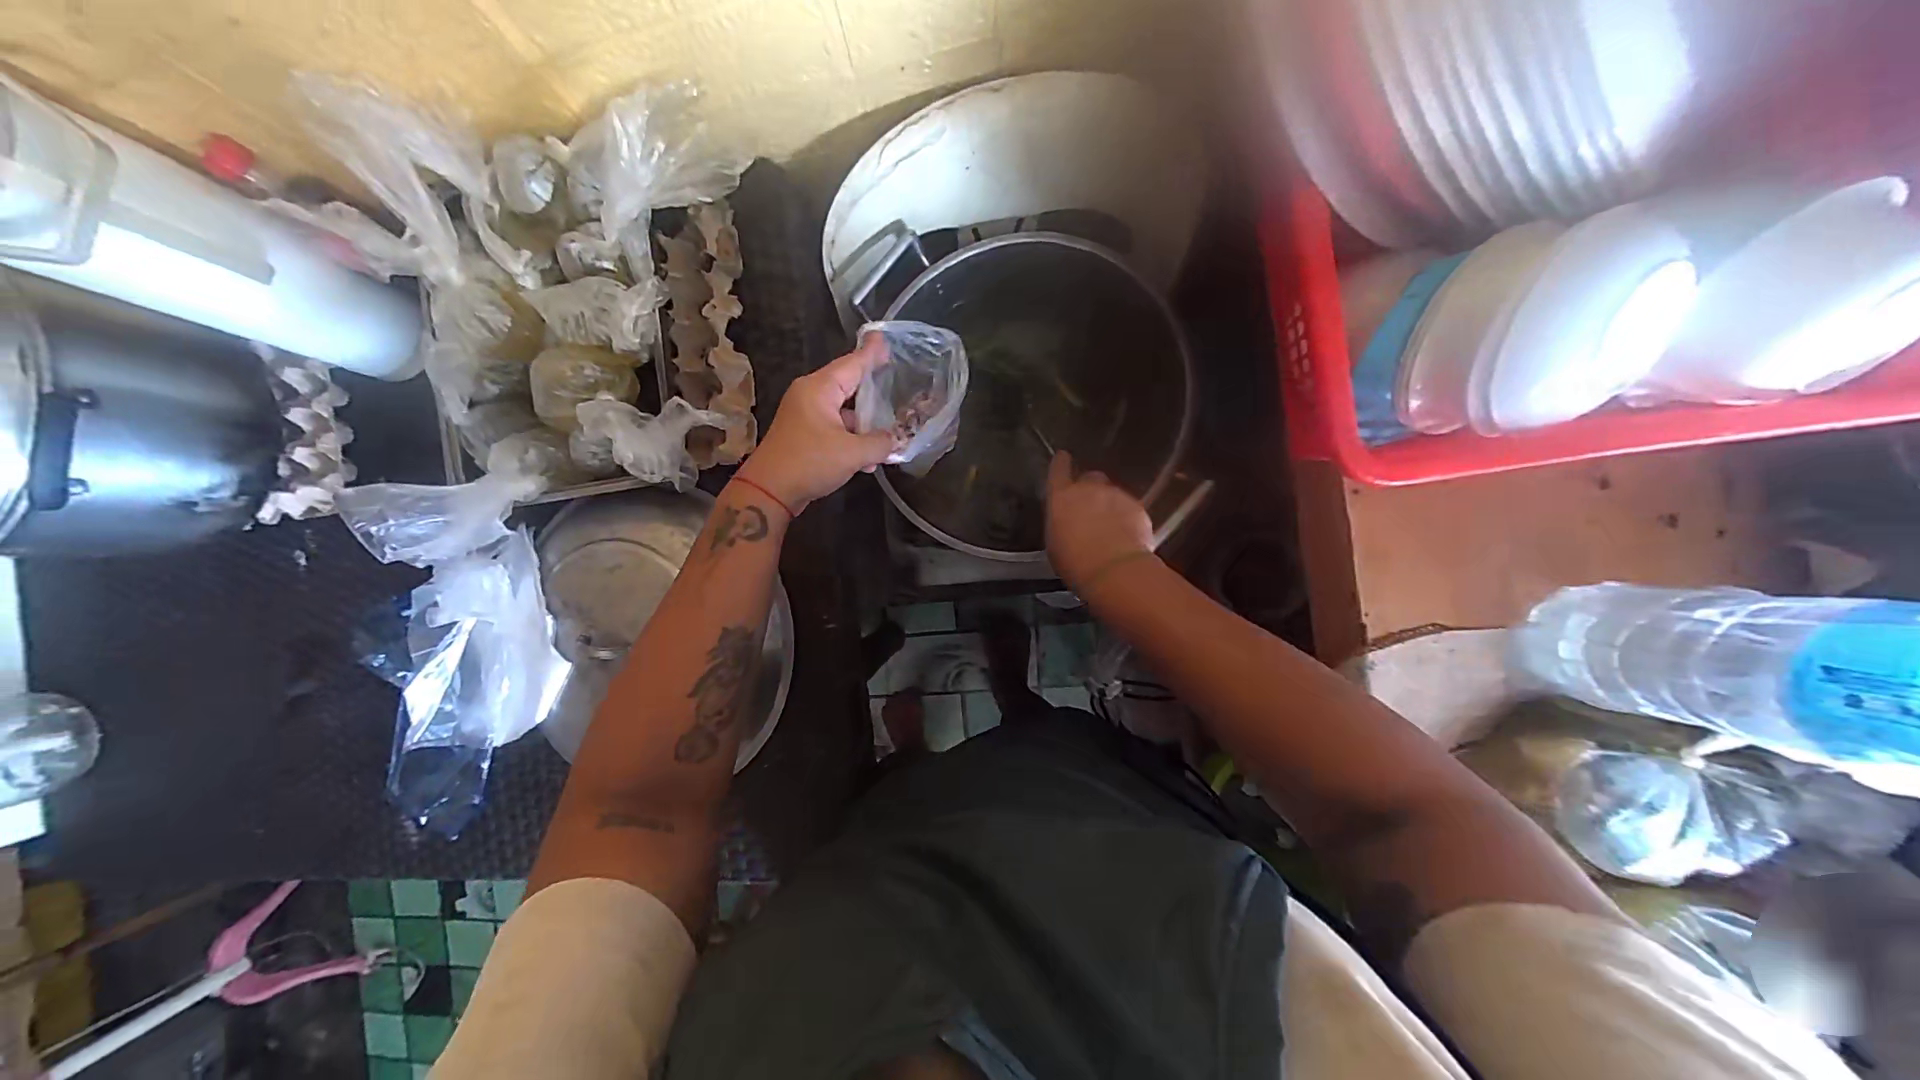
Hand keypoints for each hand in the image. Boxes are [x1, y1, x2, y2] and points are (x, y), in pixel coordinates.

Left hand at [736, 334, 896, 513]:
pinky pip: (835, 429)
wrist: (769, 491)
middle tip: (897, 379)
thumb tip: (894, 441)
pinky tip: (869, 459)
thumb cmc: (809, 463)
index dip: (871, 353)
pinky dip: (852, 440)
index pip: (852, 364)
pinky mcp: (804, 435)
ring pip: (844, 412)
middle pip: (849, 386)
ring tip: (891, 436)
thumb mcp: (852, 454)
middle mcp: (810, 396)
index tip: (885, 339)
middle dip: (873, 390)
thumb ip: (879, 443)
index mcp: (819, 389)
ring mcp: (805, 416)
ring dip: (865, 425)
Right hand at [1046, 450, 1154, 592]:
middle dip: (1089, 489)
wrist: (1114, 570)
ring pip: (1112, 494)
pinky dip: (1127, 518)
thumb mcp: (1054, 543)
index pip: (1058, 469)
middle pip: (1090, 478)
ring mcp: (1116, 495)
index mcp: (1062, 497)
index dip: (1061, 463)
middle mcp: (1089, 489)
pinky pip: (1130, 508)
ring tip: (1108, 530)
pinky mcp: (1137, 507)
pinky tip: (1125, 537)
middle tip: (1088, 511)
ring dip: (1109, 506)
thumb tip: (1066, 523)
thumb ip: (1060, 523)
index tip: (1063, 456)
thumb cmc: (1075, 562)